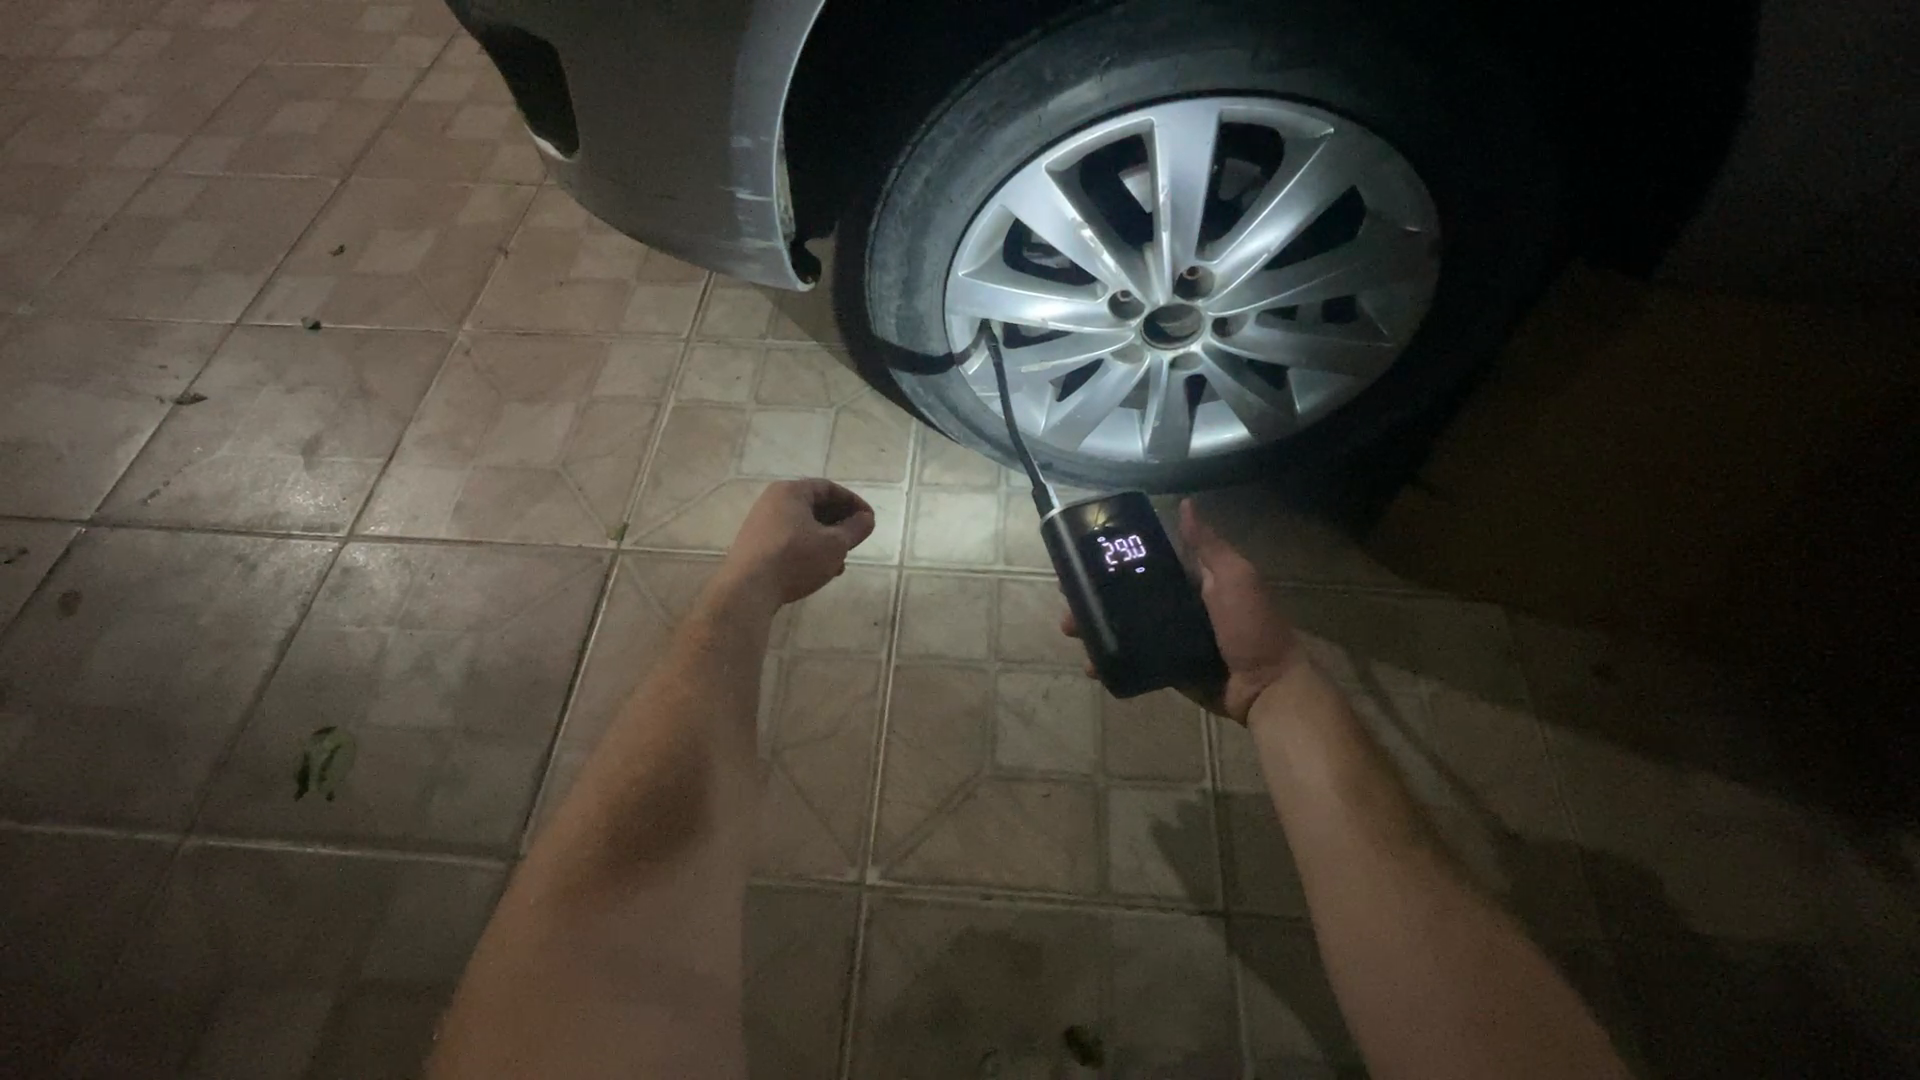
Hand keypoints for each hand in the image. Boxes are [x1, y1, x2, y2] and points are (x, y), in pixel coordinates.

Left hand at [719, 480, 875, 606]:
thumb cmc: (795, 558)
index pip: (829, 488)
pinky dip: (809, 549)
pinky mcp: (755, 545)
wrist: (748, 589)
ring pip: (803, 526)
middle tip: (857, 540)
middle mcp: (773, 501)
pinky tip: (820, 570)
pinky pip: (790, 540)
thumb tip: (867, 519)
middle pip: (815, 506)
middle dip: (840, 523)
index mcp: (791, 491)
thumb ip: (855, 529)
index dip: (854, 503)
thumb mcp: (835, 544)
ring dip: (826, 540)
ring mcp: (761, 523)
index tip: (870, 520)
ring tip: (841, 561)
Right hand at [1061, 499, 1302, 723]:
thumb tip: (1186, 504)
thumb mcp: (1234, 578)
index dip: (1113, 561)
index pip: (1144, 564)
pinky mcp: (1165, 667)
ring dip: (1095, 629)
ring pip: (1123, 628)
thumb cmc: (1251, 627)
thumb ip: (1208, 547)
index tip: (1081, 559)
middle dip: (1094, 598)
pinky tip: (1091, 664)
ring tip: (1072, 631)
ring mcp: (1168, 639)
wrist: (1266, 687)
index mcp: (1190, 581)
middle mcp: (1176, 606)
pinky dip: (1110, 661)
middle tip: (1067, 601)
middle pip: (1126, 597)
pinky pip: (1132, 659)